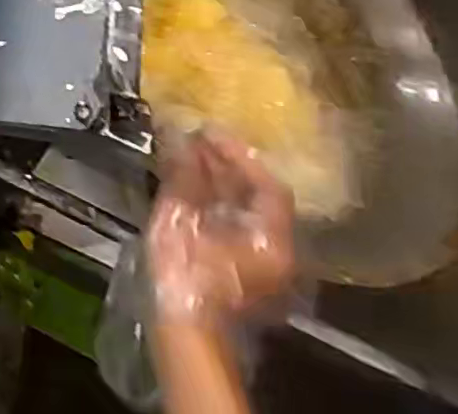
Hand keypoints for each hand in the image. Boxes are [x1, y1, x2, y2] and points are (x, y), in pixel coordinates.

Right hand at [146, 131, 296, 328]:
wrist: (185, 326)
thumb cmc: (187, 272)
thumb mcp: (180, 220)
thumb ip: (184, 179)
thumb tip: (181, 138)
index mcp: (273, 240)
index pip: (267, 187)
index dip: (239, 155)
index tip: (210, 130)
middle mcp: (277, 250)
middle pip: (257, 198)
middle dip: (226, 165)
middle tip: (196, 136)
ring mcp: (261, 261)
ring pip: (244, 210)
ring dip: (218, 180)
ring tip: (188, 153)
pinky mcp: (242, 268)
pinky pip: (233, 223)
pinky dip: (214, 200)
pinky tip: (190, 185)